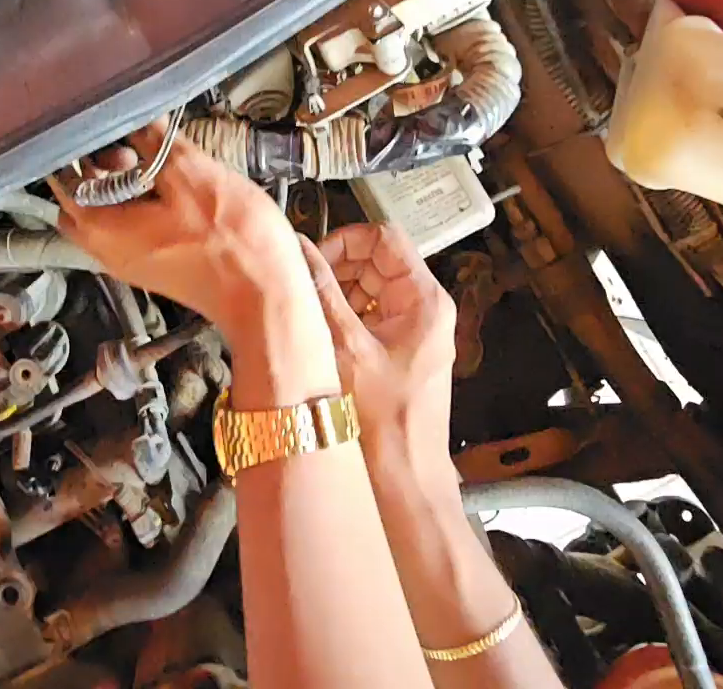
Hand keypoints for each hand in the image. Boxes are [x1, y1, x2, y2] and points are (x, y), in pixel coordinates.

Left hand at [51, 121, 315, 335]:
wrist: (267, 298)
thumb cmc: (233, 243)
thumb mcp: (190, 174)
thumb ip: (153, 140)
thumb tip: (134, 115)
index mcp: (103, 229)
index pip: (62, 183)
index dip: (79, 150)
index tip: (107, 131)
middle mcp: (108, 251)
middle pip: (80, 201)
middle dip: (97, 167)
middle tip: (130, 148)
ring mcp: (134, 261)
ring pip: (107, 215)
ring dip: (123, 185)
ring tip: (157, 166)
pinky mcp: (158, 264)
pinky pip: (131, 229)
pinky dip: (142, 204)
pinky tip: (176, 189)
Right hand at [302, 223, 456, 470]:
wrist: (404, 484)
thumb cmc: (381, 423)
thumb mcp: (344, 348)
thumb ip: (320, 292)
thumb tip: (296, 249)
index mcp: (424, 300)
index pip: (384, 238)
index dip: (345, 241)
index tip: (313, 260)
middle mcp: (426, 308)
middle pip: (376, 261)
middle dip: (336, 268)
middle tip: (303, 288)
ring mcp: (415, 330)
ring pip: (370, 287)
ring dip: (336, 293)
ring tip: (308, 314)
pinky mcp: (401, 350)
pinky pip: (370, 314)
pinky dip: (343, 315)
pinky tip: (320, 335)